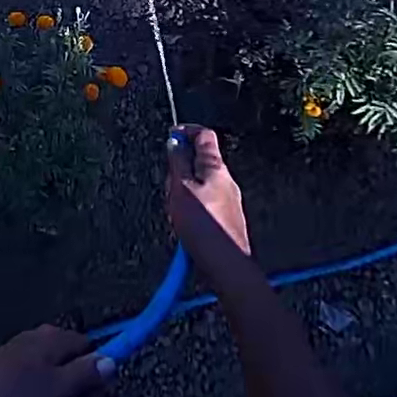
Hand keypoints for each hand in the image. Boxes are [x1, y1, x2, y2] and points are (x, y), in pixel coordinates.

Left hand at [0, 325, 111, 396]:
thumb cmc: (20, 394)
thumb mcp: (59, 388)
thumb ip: (86, 373)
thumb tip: (112, 360)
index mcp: (57, 336)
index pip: (90, 346)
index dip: (98, 371)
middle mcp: (42, 332)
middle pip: (73, 351)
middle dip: (80, 376)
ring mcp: (25, 341)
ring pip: (55, 358)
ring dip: (63, 379)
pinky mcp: (11, 355)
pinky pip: (38, 363)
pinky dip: (45, 378)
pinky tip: (37, 396)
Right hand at [166, 124, 250, 266]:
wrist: (226, 265)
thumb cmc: (205, 226)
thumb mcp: (180, 188)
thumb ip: (177, 162)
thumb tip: (174, 142)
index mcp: (216, 167)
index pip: (204, 135)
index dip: (186, 131)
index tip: (171, 135)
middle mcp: (225, 180)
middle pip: (200, 160)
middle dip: (180, 166)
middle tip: (169, 181)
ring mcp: (227, 200)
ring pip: (200, 183)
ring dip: (183, 189)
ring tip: (176, 208)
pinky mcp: (224, 218)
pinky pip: (204, 203)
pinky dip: (191, 206)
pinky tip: (184, 224)